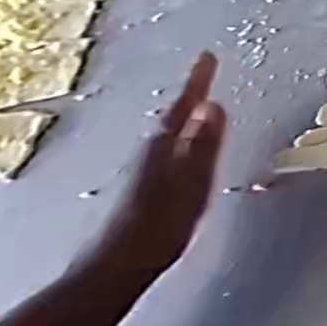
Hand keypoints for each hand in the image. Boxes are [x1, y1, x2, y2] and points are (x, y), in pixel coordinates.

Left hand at [87, 51, 226, 277]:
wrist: (114, 269)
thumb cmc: (158, 225)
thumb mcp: (190, 182)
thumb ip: (202, 144)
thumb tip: (212, 105)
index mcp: (163, 147)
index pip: (184, 106)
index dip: (197, 80)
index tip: (207, 56)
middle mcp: (151, 152)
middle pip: (175, 114)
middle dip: (192, 93)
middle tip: (207, 73)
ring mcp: (144, 169)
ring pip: (170, 130)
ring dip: (186, 113)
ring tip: (202, 101)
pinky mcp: (143, 184)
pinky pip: (169, 145)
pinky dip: (182, 133)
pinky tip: (187, 139)